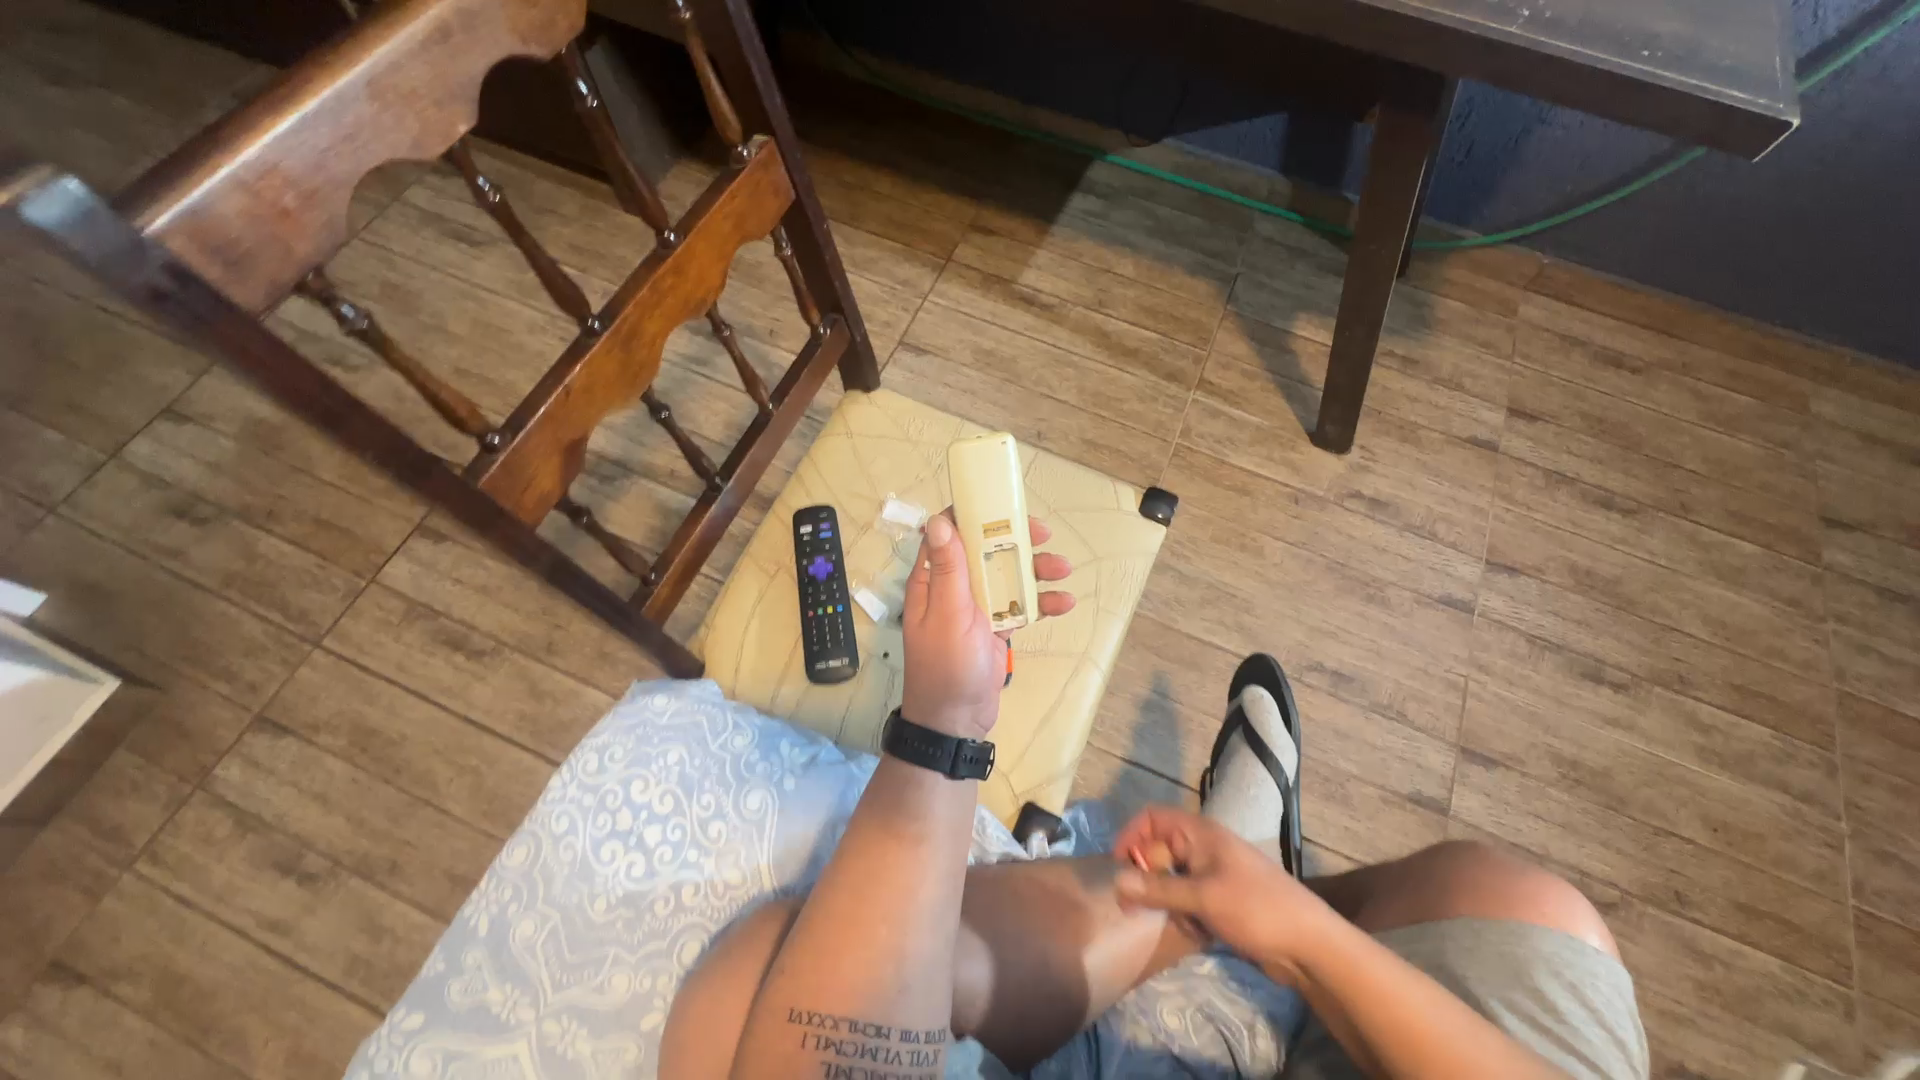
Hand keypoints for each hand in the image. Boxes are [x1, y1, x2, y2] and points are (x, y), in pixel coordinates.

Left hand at [899, 513, 1073, 738]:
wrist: (956, 721)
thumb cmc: (946, 666)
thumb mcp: (948, 613)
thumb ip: (948, 568)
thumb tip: (939, 519)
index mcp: (933, 581)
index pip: (949, 535)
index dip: (974, 516)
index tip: (1001, 506)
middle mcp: (954, 589)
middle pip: (986, 552)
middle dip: (1015, 541)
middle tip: (1044, 534)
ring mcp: (976, 609)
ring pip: (1008, 577)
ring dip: (1036, 571)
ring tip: (1063, 569)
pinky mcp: (995, 629)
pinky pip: (1020, 607)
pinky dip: (1041, 603)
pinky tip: (1064, 603)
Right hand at [1111, 805, 1334, 982]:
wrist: (1309, 947)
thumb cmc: (1256, 909)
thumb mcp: (1202, 898)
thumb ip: (1157, 889)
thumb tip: (1115, 881)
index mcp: (1201, 834)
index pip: (1152, 818)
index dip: (1131, 837)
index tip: (1118, 868)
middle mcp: (1204, 848)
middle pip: (1158, 850)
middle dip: (1145, 876)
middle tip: (1135, 907)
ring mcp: (1214, 875)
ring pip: (1171, 879)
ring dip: (1165, 900)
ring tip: (1174, 922)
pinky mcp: (1221, 901)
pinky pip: (1187, 900)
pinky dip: (1183, 914)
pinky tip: (1195, 934)